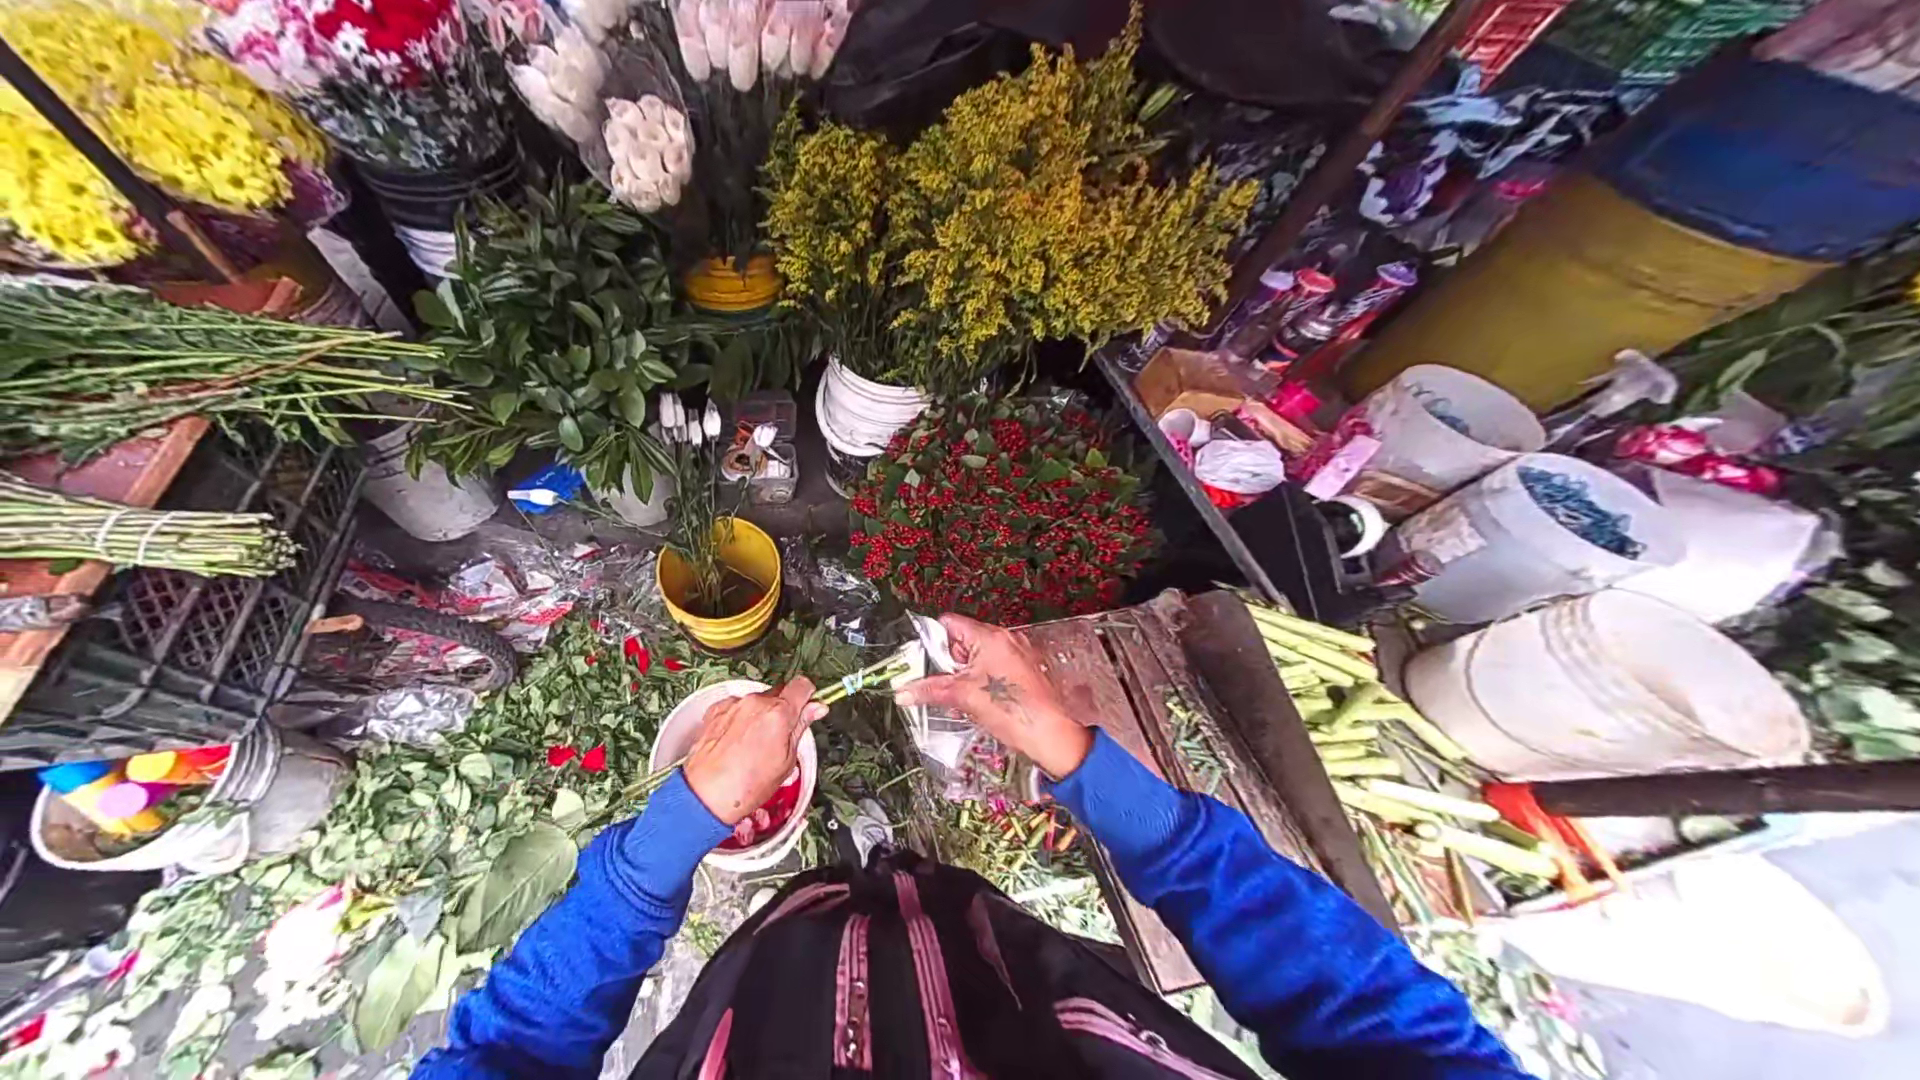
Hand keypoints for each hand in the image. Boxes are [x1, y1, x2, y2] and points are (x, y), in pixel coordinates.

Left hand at [682, 679, 827, 824]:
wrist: (703, 797)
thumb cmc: (746, 786)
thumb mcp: (786, 761)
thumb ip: (801, 727)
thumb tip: (817, 708)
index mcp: (779, 713)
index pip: (802, 684)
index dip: (807, 696)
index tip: (807, 708)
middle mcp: (756, 702)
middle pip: (780, 692)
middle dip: (784, 708)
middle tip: (780, 735)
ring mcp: (734, 705)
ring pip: (758, 700)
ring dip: (761, 714)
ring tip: (754, 744)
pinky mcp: (716, 710)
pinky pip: (737, 706)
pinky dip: (741, 717)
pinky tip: (737, 740)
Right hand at [894, 614, 1092, 779]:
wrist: (1051, 735)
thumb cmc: (1013, 710)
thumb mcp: (963, 697)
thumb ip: (930, 690)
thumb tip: (903, 691)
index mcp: (989, 637)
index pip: (949, 623)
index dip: (932, 641)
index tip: (923, 661)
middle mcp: (1006, 639)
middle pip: (963, 640)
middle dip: (950, 663)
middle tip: (945, 685)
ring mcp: (1017, 654)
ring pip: (978, 656)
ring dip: (966, 674)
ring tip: (965, 697)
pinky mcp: (1025, 670)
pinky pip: (995, 667)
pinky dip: (983, 680)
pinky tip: (982, 702)